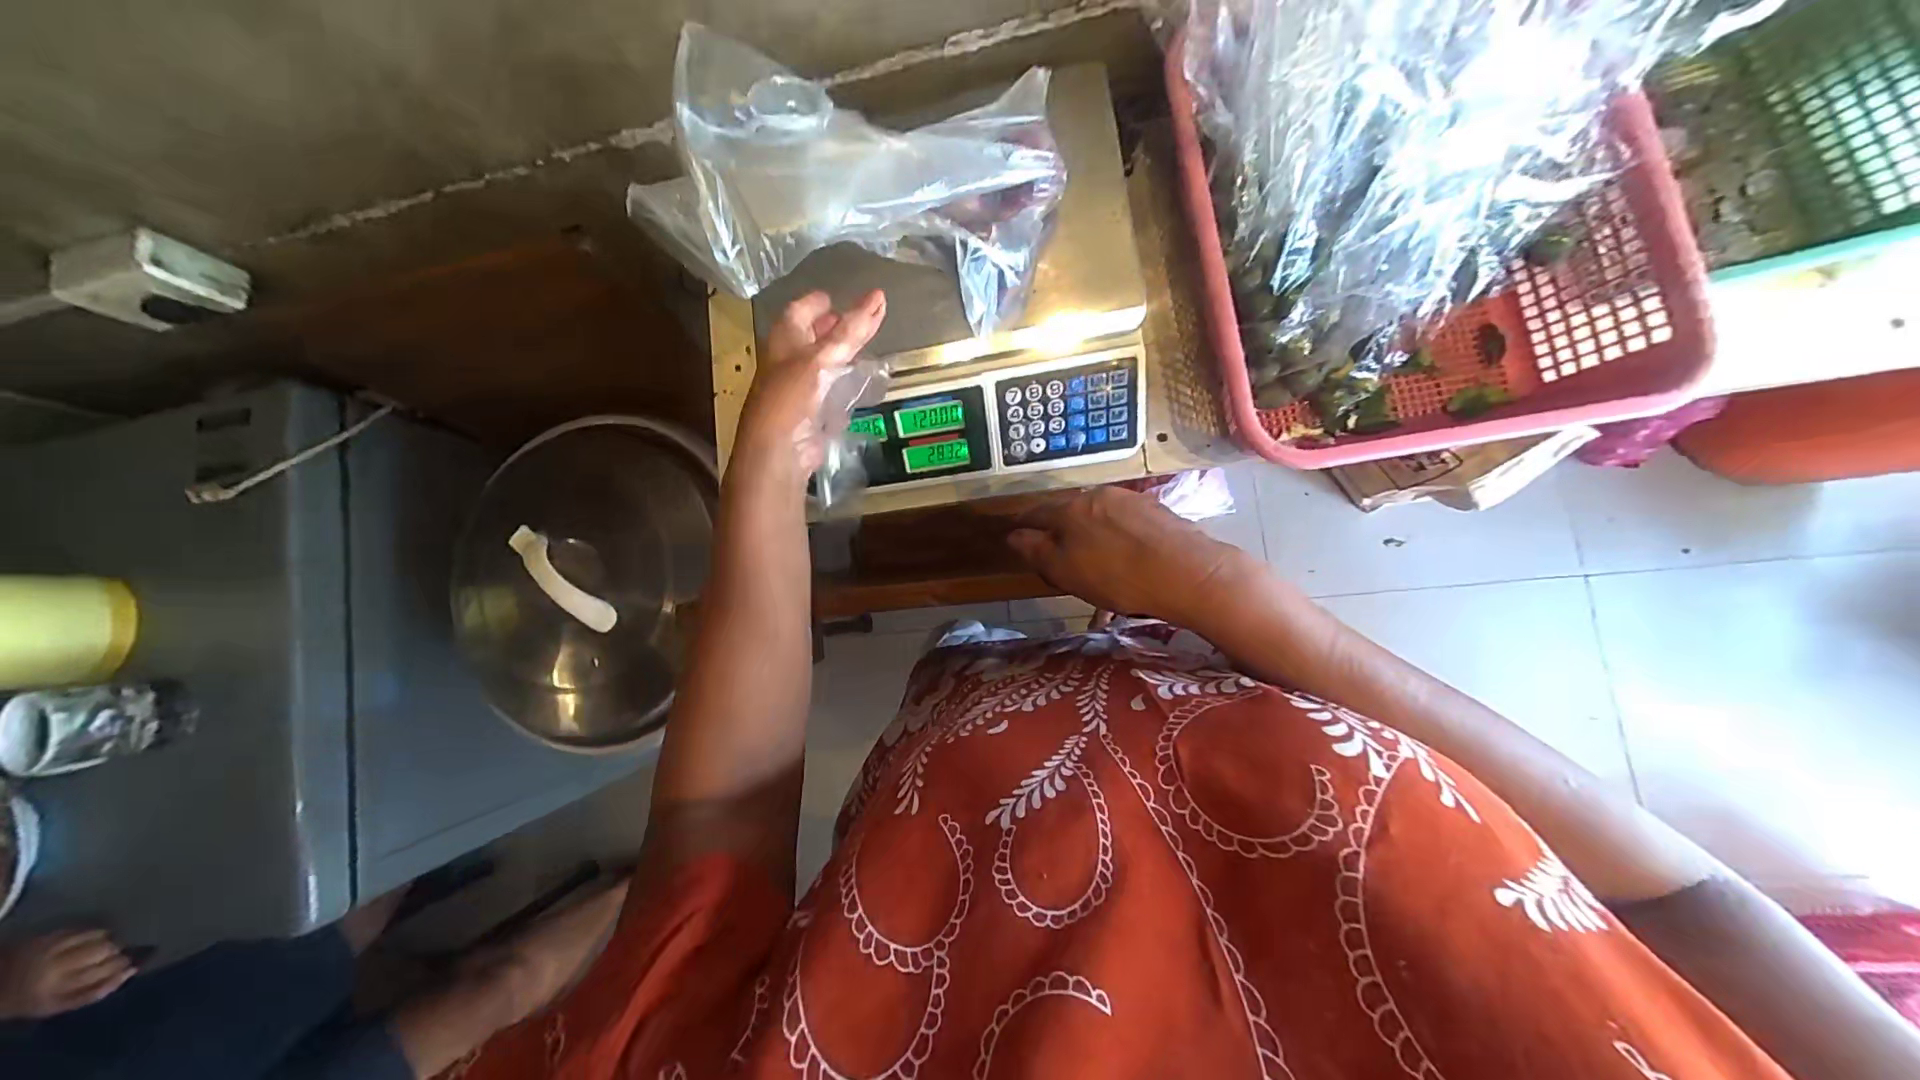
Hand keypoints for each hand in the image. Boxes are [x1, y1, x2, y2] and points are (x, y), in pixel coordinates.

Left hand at [0, 929, 136, 1018]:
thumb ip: (90, 993)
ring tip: (110, 945)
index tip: (131, 967)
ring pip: (100, 946)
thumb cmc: (22, 998)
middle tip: (121, 955)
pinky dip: (97, 933)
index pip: (100, 985)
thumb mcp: (50, 1005)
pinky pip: (84, 933)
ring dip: (111, 944)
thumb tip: (132, 970)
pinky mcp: (47, 941)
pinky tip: (99, 935)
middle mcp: (52, 978)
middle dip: (118, 957)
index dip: (120, 974)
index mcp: (51, 999)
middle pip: (104, 962)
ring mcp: (49, 957)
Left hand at [731, 290, 887, 486]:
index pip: (799, 311)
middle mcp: (789, 361)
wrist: (779, 449)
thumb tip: (878, 296)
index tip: (833, 297)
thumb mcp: (822, 358)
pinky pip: (830, 391)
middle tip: (853, 319)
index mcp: (784, 340)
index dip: (816, 302)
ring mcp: (800, 389)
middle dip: (830, 327)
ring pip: (822, 364)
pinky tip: (859, 380)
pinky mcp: (812, 412)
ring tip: (862, 345)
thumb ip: (851, 331)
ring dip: (840, 354)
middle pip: (811, 337)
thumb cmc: (792, 396)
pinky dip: (844, 382)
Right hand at [1006, 486, 1258, 625]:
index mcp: (1071, 508)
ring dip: (1092, 541)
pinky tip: (1127, 567)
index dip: (1023, 527)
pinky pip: (1126, 529)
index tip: (1017, 538)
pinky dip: (1118, 545)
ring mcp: (1132, 501)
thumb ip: (1036, 550)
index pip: (1035, 513)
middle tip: (1059, 560)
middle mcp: (1099, 495)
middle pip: (1069, 514)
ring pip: (1100, 521)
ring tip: (1097, 569)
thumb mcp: (1066, 570)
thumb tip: (1013, 535)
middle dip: (1061, 534)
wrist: (1189, 573)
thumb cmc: (1117, 576)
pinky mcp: (1158, 512)